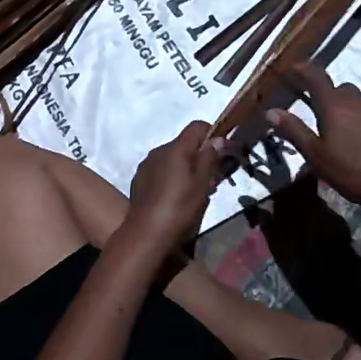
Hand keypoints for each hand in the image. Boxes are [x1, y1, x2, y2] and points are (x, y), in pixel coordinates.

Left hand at [123, 121, 227, 247]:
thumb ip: (209, 158)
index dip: (212, 134)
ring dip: (185, 167)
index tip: (221, 152)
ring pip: (172, 157)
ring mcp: (146, 164)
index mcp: (175, 149)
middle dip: (200, 155)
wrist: (145, 233)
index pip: (197, 126)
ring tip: (194, 190)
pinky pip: (160, 169)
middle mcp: (159, 151)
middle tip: (212, 178)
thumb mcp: (202, 184)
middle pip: (184, 143)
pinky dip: (171, 175)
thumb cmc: (179, 208)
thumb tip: (217, 139)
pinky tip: (175, 196)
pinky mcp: (139, 178)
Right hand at [265, 60, 360, 214]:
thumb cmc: (351, 170)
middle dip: (326, 93)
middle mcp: (357, 102)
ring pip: (358, 102)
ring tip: (339, 129)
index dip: (303, 69)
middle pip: (339, 88)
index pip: (316, 77)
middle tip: (315, 108)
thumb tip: (271, 111)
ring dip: (346, 108)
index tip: (292, 66)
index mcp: (334, 105)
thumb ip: (294, 130)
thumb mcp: (316, 154)